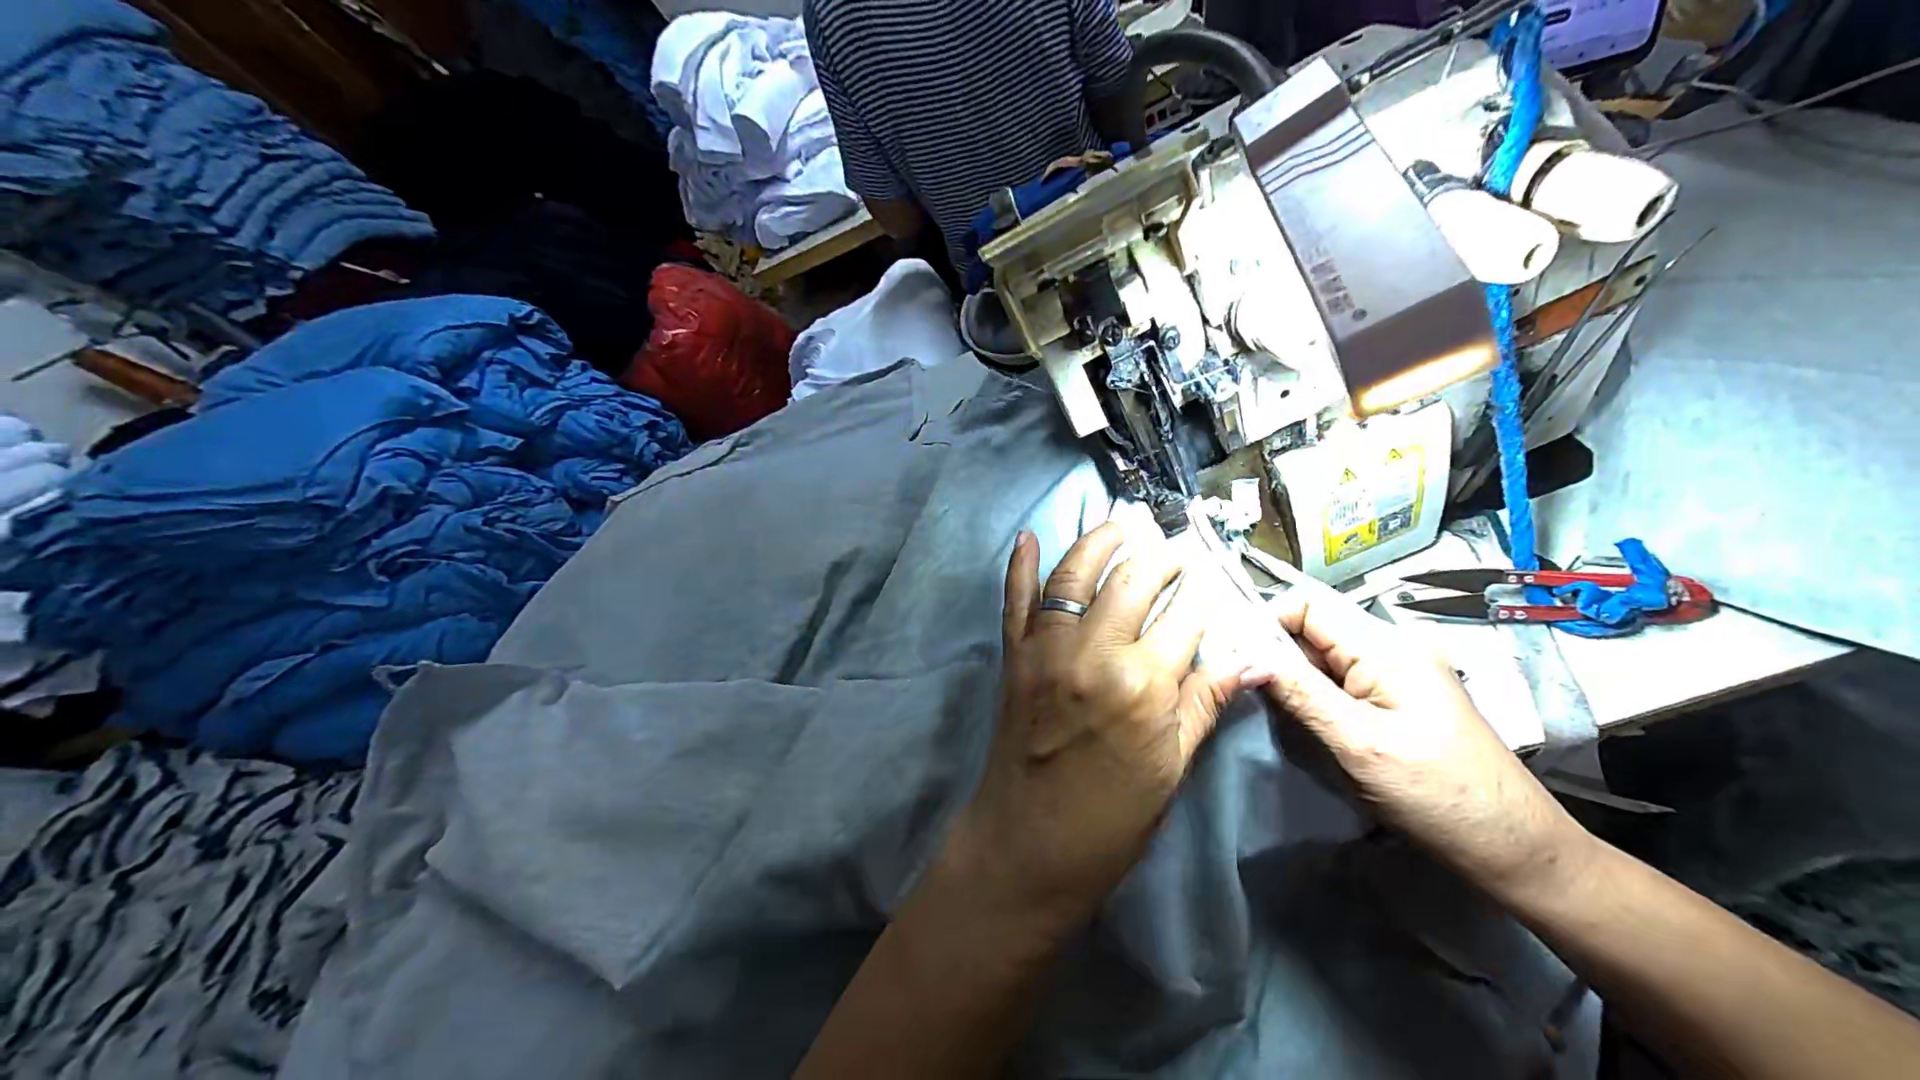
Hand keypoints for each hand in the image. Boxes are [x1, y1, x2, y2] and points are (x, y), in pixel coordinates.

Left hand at [946, 523, 1265, 932]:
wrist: (1026, 846)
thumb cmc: (1111, 819)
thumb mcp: (1172, 768)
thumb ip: (1205, 705)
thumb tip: (1252, 660)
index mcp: (1144, 685)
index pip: (1186, 621)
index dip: (1204, 599)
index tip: (1213, 582)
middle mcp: (1094, 653)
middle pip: (1134, 583)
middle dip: (1161, 559)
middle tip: (1176, 548)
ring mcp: (1046, 649)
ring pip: (1075, 576)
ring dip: (1100, 542)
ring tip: (1122, 521)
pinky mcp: (1013, 656)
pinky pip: (1015, 600)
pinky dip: (1019, 565)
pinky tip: (1027, 535)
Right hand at [1260, 591, 1590, 895]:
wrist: (1516, 851)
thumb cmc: (1439, 795)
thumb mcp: (1359, 743)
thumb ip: (1301, 694)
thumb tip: (1246, 656)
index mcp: (1387, 648)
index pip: (1307, 608)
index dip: (1266, 625)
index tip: (1237, 661)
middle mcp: (1393, 650)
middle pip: (1312, 634)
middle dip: (1277, 659)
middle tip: (1250, 696)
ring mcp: (1399, 676)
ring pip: (1323, 663)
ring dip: (1295, 684)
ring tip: (1280, 718)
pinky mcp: (1400, 702)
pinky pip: (1342, 685)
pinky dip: (1317, 701)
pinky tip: (1310, 728)